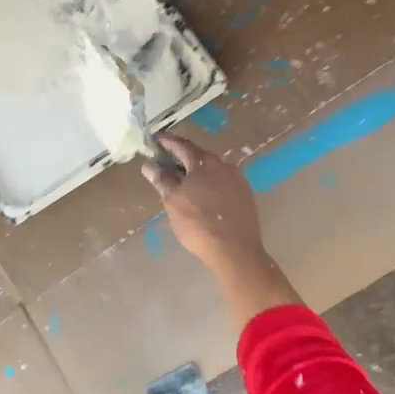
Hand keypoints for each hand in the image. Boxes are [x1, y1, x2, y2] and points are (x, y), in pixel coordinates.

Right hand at [144, 134, 301, 323]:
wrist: (236, 252)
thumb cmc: (198, 223)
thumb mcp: (172, 200)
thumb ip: (161, 179)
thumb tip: (149, 164)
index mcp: (204, 161)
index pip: (181, 144)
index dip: (166, 142)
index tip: (155, 141)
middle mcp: (223, 165)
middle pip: (198, 156)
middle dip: (181, 158)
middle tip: (166, 163)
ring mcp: (238, 180)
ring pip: (212, 170)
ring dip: (196, 172)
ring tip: (183, 182)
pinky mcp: (246, 197)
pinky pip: (222, 183)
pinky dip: (209, 184)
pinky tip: (203, 197)